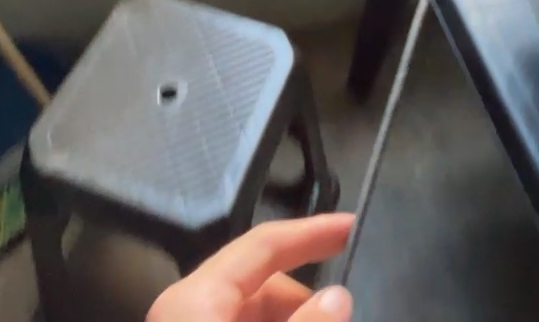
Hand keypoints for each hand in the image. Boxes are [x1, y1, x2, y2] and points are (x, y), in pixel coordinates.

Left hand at [147, 214, 355, 321]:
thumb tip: (340, 297)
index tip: (352, 226)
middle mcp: (186, 310)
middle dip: (306, 299)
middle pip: (263, 281)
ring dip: (294, 320)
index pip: (264, 242)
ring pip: (256, 313)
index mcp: (194, 297)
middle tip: (343, 314)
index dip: (311, 230)